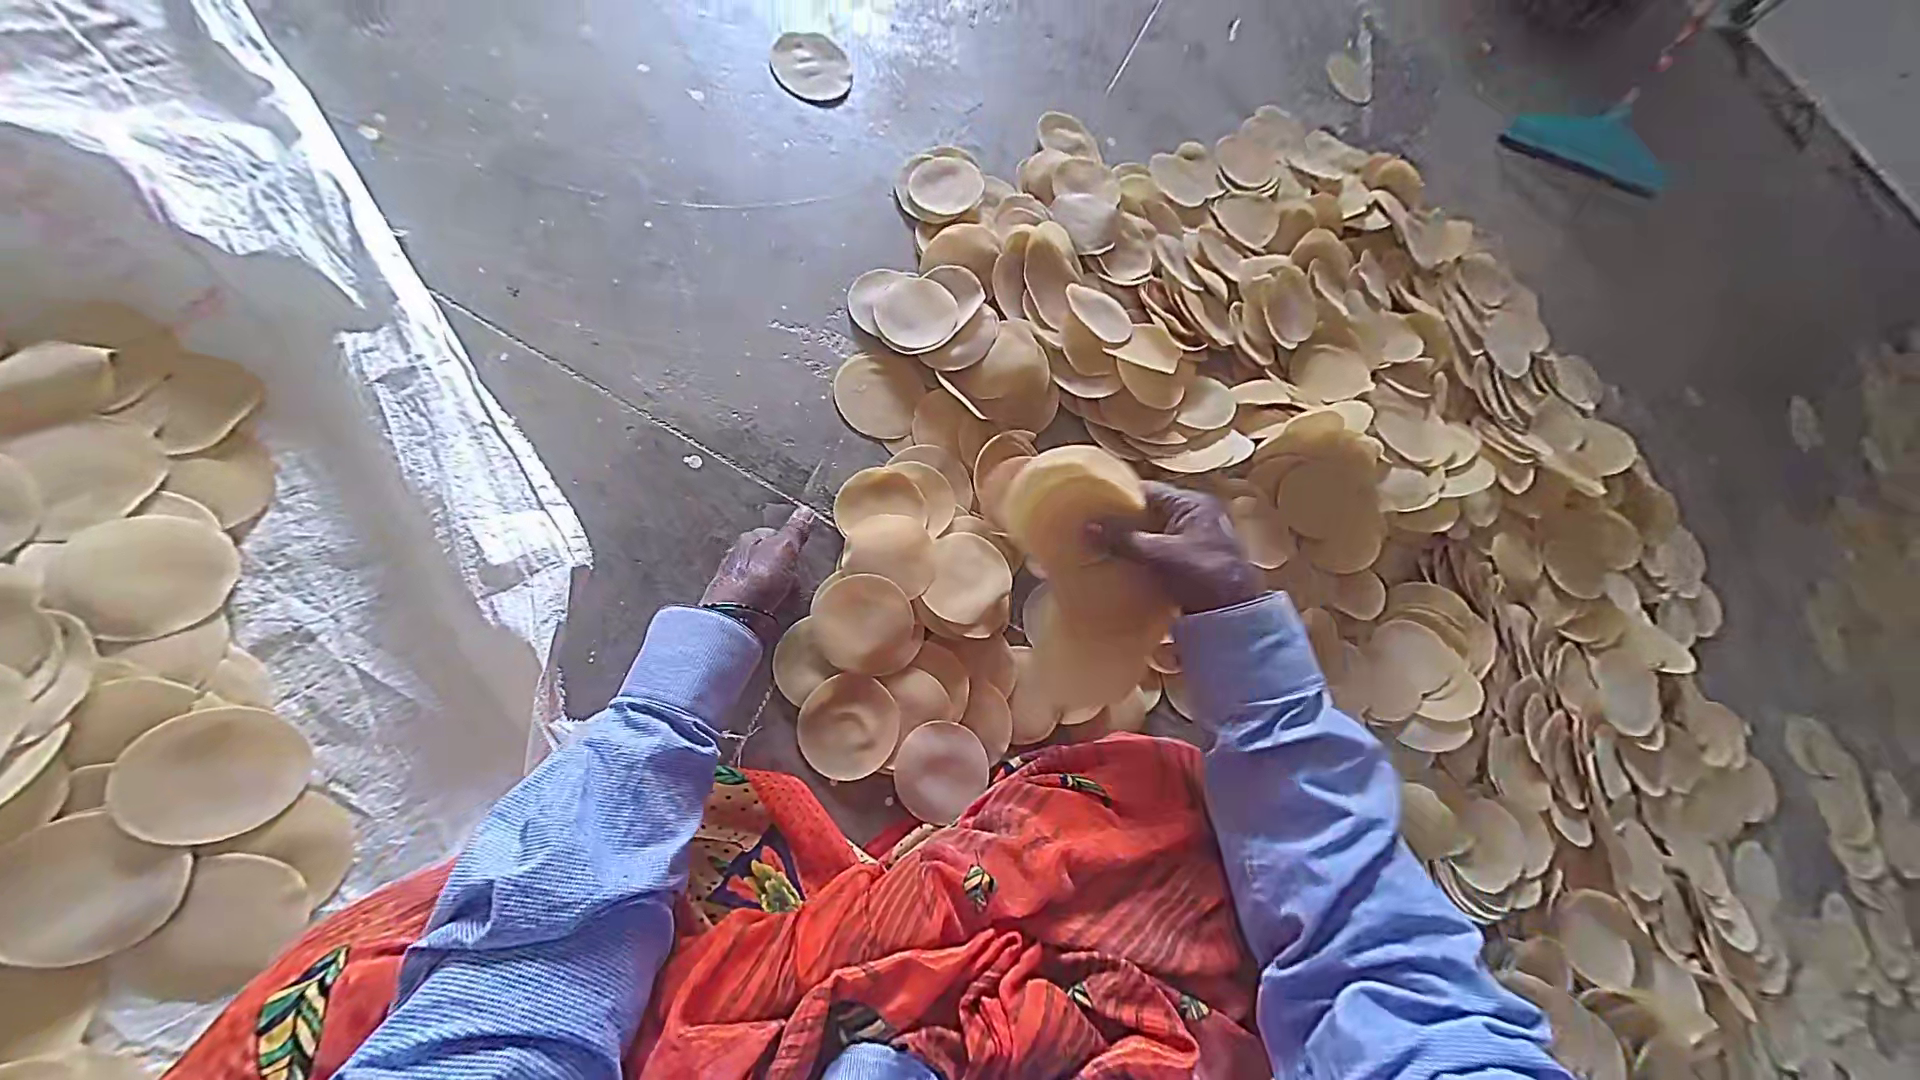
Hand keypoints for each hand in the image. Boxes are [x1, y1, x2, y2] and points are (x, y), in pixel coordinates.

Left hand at [702, 506, 816, 636]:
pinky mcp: (739, 606)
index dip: (789, 543)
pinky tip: (780, 607)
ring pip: (765, 580)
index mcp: (748, 540)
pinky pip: (762, 600)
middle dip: (784, 566)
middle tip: (801, 576)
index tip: (802, 553)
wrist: (737, 618)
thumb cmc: (760, 577)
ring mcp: (737, 584)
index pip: (772, 535)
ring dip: (778, 587)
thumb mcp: (784, 548)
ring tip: (794, 595)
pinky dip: (771, 602)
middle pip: (768, 558)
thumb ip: (795, 531)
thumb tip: (805, 510)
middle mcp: (739, 559)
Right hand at [1088, 482, 1260, 613]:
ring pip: (1150, 533)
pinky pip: (1156, 551)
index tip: (1091, 506)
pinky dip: (1139, 555)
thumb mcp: (1159, 555)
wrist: (1235, 616)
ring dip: (1128, 540)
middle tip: (1090, 527)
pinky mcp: (1189, 562)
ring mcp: (1193, 539)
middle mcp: (1194, 516)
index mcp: (1192, 504)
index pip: (1147, 491)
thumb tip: (1087, 526)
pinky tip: (1118, 563)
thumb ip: (1123, 539)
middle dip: (1120, 521)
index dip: (1118, 497)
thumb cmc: (1203, 576)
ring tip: (1097, 545)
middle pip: (1147, 512)